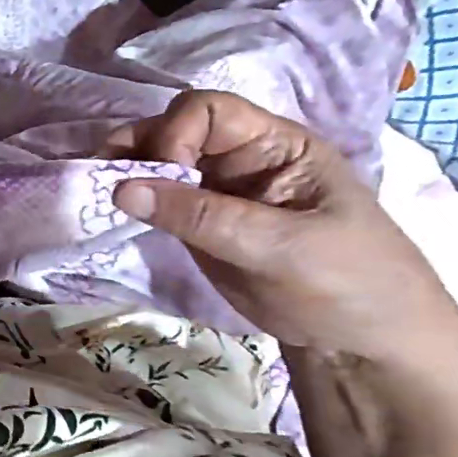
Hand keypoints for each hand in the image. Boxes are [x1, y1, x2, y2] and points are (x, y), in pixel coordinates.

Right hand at [107, 90, 457, 365]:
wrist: (360, 345)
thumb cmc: (346, 284)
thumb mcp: (280, 247)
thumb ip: (200, 216)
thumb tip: (120, 189)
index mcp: (275, 145)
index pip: (208, 111)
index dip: (176, 134)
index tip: (164, 176)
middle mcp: (240, 158)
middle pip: (174, 128)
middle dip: (137, 146)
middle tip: (104, 177)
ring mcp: (216, 191)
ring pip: (157, 162)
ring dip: (124, 170)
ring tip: (97, 193)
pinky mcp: (198, 223)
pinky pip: (156, 199)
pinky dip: (130, 201)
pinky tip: (110, 212)